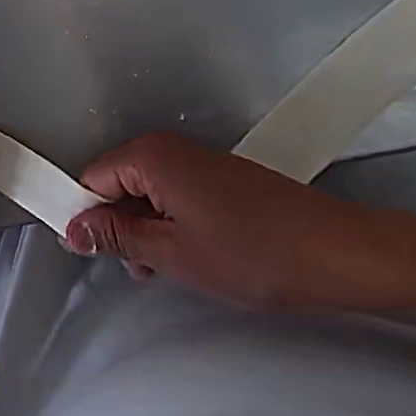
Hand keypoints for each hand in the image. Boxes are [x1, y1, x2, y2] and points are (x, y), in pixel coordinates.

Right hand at [64, 133, 415, 311]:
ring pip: (145, 192)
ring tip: (172, 266)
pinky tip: (194, 253)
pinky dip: (171, 223)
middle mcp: (171, 149)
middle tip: (139, 265)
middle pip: (116, 183)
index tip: (87, 248)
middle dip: (118, 226)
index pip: (90, 178)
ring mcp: (196, 160)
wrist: (336, 252)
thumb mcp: (172, 254)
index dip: (85, 216)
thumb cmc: (263, 250)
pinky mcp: (215, 175)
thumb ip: (117, 237)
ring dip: (146, 229)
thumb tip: (79, 229)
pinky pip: (172, 194)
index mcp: (151, 157)